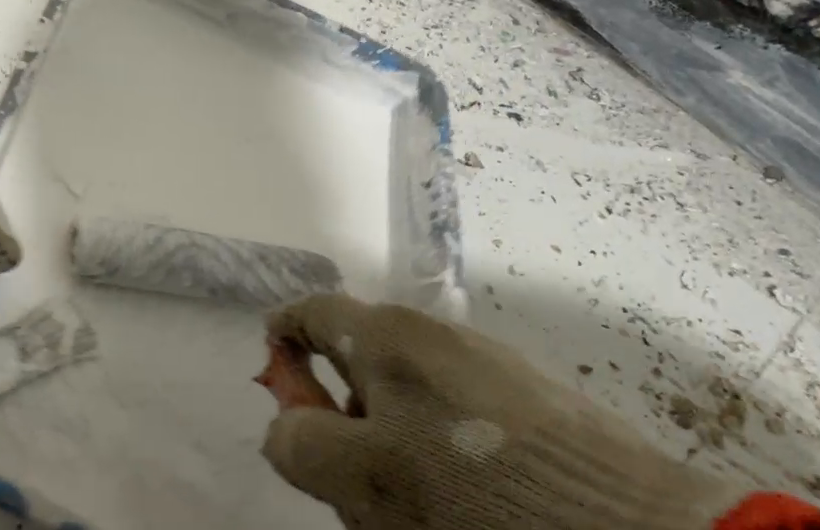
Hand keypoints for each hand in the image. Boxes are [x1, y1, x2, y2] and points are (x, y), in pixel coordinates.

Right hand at [257, 294, 776, 529]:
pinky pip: (461, 416)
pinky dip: (442, 450)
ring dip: (393, 439)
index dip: (282, 340)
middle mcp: (435, 333)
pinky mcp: (541, 405)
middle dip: (342, 413)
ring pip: (412, 395)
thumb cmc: (476, 497)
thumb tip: (288, 422)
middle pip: (361, 359)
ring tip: (413, 506)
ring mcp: (494, 366)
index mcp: (386, 335)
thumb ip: (300, 442)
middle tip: (349, 481)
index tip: (279, 384)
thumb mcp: (362, 480)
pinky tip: (467, 503)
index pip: (311, 313)